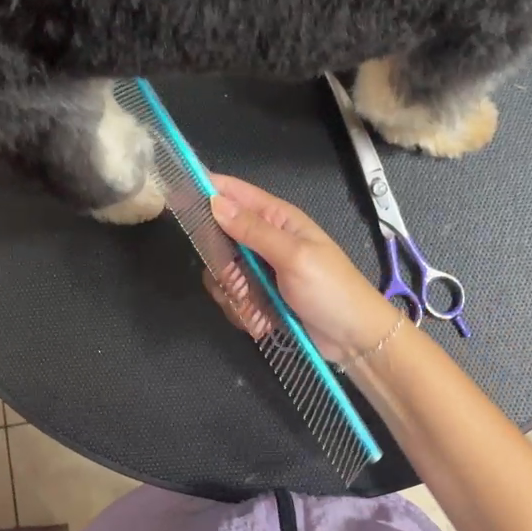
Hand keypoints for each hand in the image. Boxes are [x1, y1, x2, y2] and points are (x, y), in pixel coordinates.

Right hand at [205, 175, 404, 360]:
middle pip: (219, 239)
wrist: (354, 340)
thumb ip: (252, 230)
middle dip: (221, 264)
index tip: (177, 197)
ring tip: (257, 308)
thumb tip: (215, 201)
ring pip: (222, 274)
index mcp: (278, 219)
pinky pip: (233, 300)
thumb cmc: (331, 289)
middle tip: (237, 281)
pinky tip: (262, 323)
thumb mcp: (293, 256)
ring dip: (234, 295)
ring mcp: (262, 271)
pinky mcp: (261, 299)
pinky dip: (244, 313)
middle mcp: (266, 241)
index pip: (234, 193)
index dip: (206, 190)